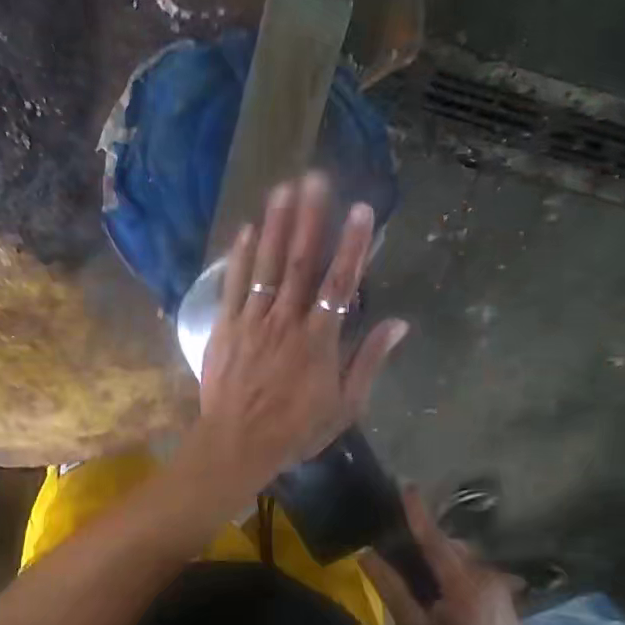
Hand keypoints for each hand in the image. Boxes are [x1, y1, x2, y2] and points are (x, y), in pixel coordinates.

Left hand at [194, 172, 407, 499]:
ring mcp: (252, 320)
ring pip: (266, 265)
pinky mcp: (226, 326)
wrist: (237, 444)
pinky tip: (246, 228)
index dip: (352, 245)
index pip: (340, 283)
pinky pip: (233, 285)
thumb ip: (369, 361)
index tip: (361, 210)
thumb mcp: (345, 406)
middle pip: (300, 262)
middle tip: (316, 179)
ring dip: (275, 226)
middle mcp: (286, 320)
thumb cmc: (296, 429)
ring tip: (283, 189)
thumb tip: (398, 323)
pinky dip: (240, 256)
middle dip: (310, 219)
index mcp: (319, 339)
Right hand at [364, 489, 535, 624]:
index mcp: (460, 579)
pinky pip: (472, 570)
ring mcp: (497, 582)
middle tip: (400, 543)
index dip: (417, 510)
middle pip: (447, 544)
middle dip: (425, 538)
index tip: (406, 485)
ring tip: (420, 571)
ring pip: (461, 556)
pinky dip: (454, 569)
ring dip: (441, 556)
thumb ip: (391, 589)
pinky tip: (444, 592)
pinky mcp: (504, 594)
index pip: (432, 536)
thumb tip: (366, 554)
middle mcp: (482, 572)